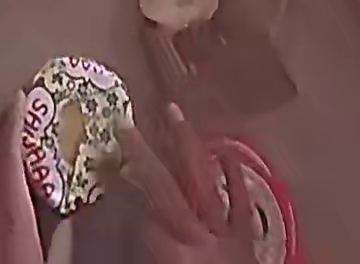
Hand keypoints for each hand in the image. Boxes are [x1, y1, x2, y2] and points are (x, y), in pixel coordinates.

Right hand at [119, 105, 257, 263]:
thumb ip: (140, 251)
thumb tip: (127, 222)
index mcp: (173, 254)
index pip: (140, 214)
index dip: (126, 192)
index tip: (112, 170)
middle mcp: (198, 235)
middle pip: (164, 187)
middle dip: (143, 154)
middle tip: (126, 125)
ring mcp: (225, 232)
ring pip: (201, 179)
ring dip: (185, 144)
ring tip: (172, 111)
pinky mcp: (247, 238)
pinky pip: (240, 200)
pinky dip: (233, 174)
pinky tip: (224, 150)